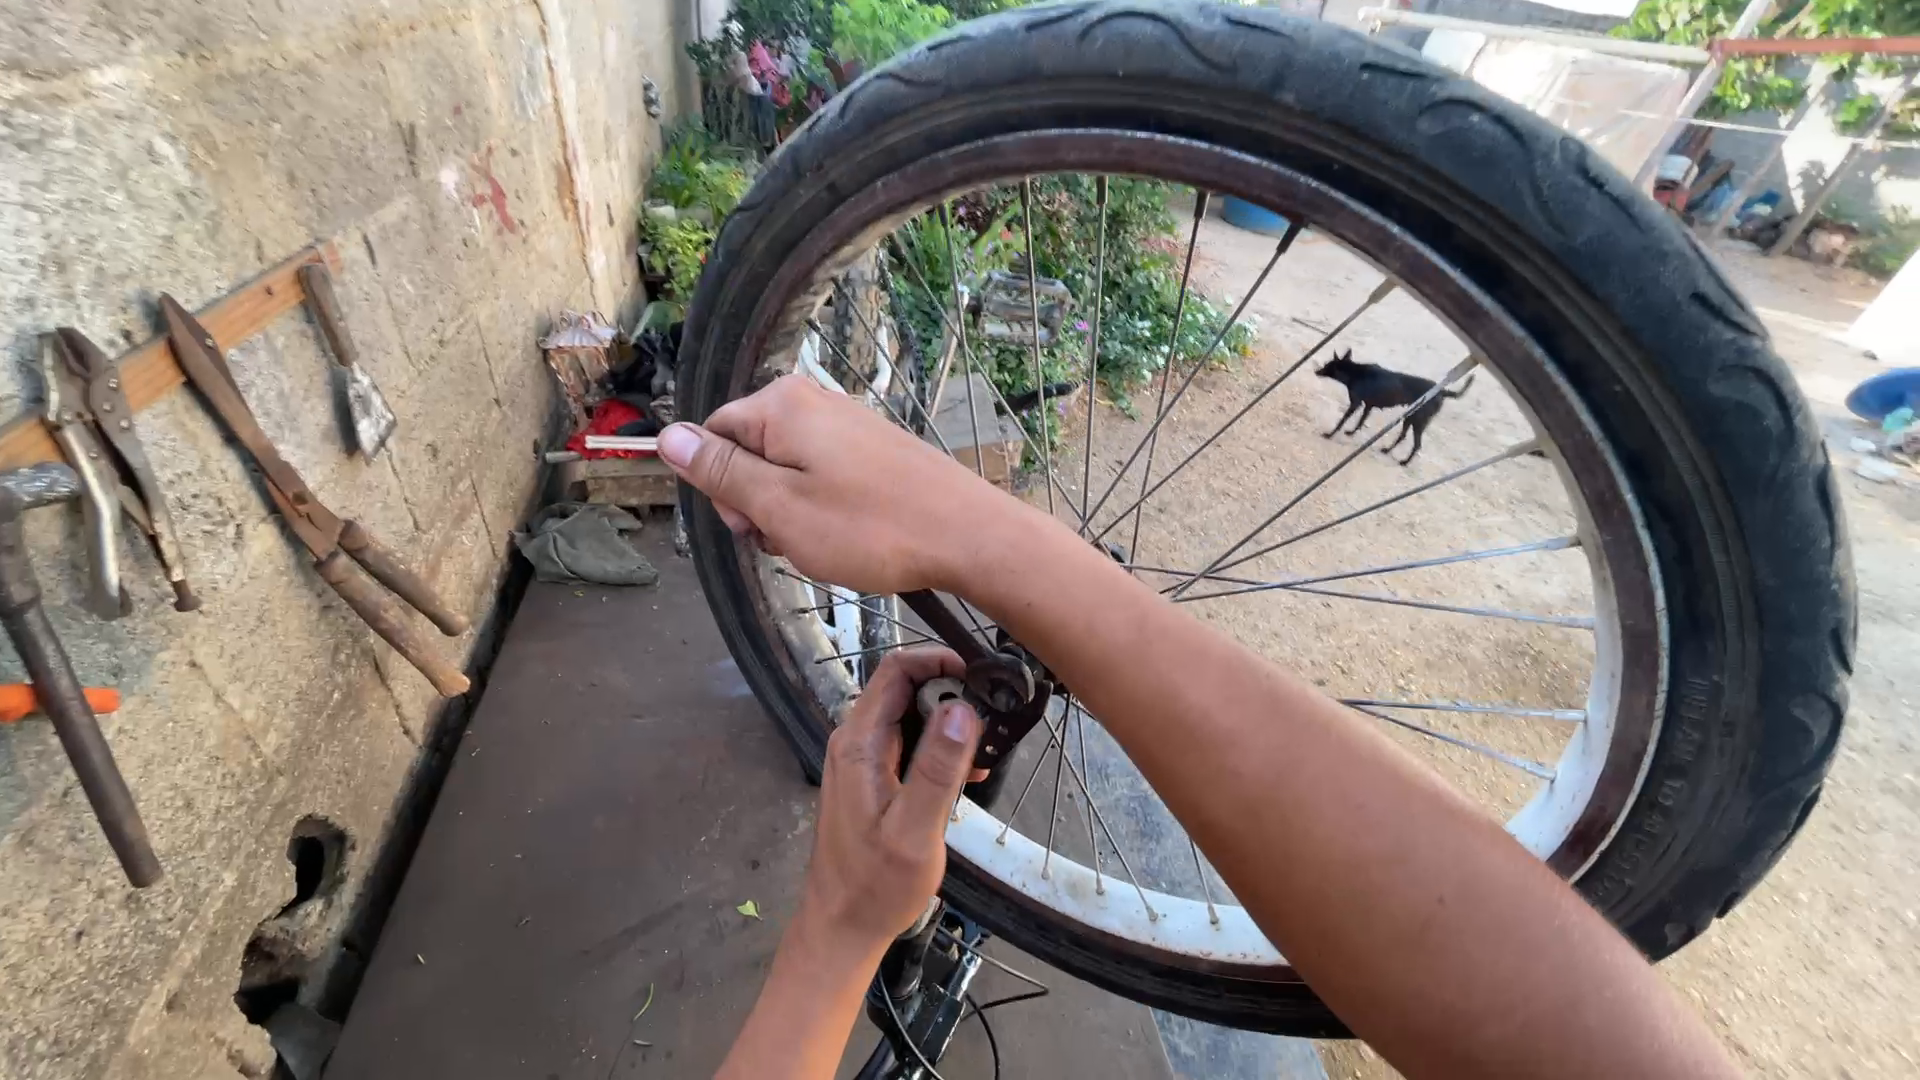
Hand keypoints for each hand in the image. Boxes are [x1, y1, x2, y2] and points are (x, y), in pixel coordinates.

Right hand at [657, 374, 1013, 594]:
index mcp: (782, 406)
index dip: (724, 490)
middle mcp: (814, 402)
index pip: (713, 437)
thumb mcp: (780, 507)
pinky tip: (853, 536)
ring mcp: (848, 425)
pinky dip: (827, 510)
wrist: (966, 535)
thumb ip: (721, 471)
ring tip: (830, 542)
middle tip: (796, 540)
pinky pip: (825, 477)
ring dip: (795, 515)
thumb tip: (666, 435)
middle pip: (751, 454)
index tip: (755, 528)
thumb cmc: (872, 527)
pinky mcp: (874, 449)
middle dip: (761, 505)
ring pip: (789, 473)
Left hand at [797, 647, 982, 948]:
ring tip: (987, 746)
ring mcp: (863, 758)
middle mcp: (856, 739)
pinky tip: (967, 773)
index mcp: (859, 742)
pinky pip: (909, 742)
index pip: (896, 670)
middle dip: (950, 690)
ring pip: (910, 714)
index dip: (937, 660)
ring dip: (949, 721)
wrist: (842, 928)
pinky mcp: (873, 776)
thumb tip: (963, 709)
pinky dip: (939, 747)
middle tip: (992, 713)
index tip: (980, 675)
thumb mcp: (914, 831)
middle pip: (904, 687)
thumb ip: (937, 769)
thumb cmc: (875, 886)